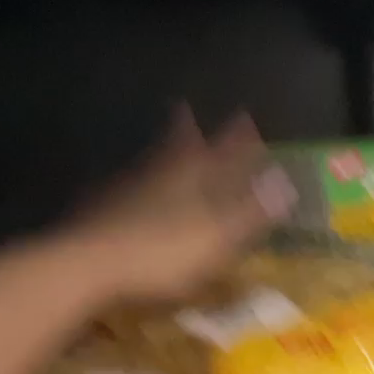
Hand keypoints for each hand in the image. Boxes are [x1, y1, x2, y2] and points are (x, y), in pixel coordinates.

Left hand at [76, 107, 293, 300]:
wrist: (87, 265)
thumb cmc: (163, 252)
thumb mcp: (219, 236)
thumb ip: (252, 210)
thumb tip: (286, 181)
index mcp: (196, 178)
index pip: (224, 151)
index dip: (238, 138)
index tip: (245, 117)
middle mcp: (163, 174)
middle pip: (179, 146)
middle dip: (188, 130)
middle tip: (186, 109)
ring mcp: (128, 189)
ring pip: (150, 162)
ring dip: (159, 150)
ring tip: (162, 143)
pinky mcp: (101, 209)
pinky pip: (126, 185)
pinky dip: (135, 180)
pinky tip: (127, 186)